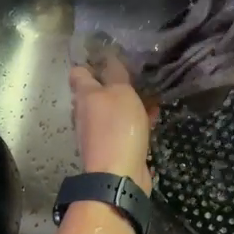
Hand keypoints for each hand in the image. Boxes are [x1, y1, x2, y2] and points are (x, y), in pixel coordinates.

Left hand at [68, 55, 153, 190]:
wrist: (118, 177)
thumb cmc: (117, 128)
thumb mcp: (121, 92)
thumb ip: (116, 73)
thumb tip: (110, 58)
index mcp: (84, 95)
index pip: (79, 72)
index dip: (91, 63)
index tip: (109, 56)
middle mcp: (86, 113)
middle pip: (97, 92)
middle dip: (114, 83)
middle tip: (135, 72)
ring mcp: (98, 132)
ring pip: (113, 110)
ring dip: (128, 102)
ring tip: (150, 92)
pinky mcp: (113, 148)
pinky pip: (124, 127)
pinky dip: (136, 120)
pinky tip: (154, 115)